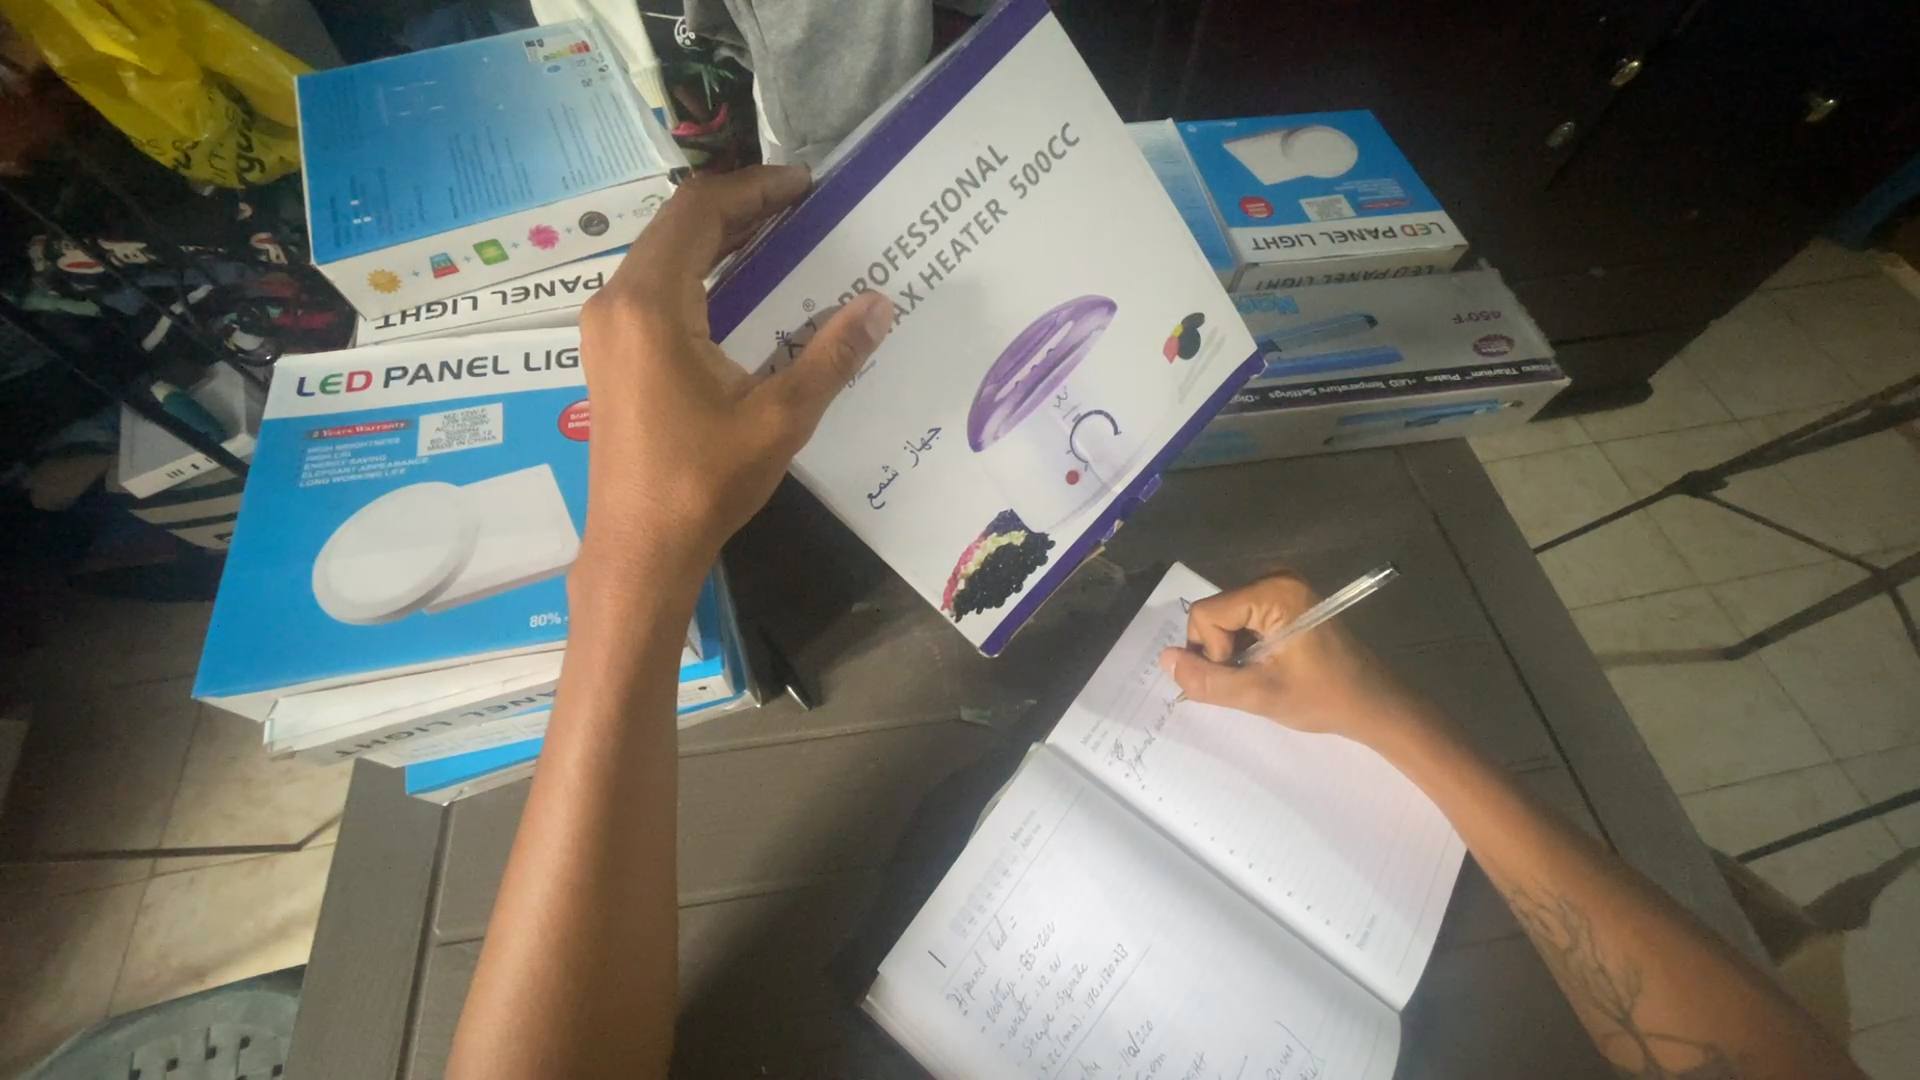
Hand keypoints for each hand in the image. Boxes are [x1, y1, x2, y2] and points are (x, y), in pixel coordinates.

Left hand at [575, 166, 896, 593]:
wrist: (642, 547)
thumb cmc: (706, 481)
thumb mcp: (782, 417)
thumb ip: (832, 355)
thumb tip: (880, 306)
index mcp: (651, 305)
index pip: (700, 211)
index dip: (756, 189)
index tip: (806, 186)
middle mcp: (615, 303)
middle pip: (677, 226)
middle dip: (741, 210)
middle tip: (801, 210)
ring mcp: (605, 330)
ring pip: (662, 257)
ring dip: (718, 242)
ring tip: (778, 242)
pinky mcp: (610, 356)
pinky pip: (655, 291)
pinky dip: (699, 276)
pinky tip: (738, 294)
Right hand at [1157, 573, 1436, 748]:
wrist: (1374, 704)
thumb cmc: (1323, 698)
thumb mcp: (1259, 696)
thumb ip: (1207, 680)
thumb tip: (1164, 659)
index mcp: (1273, 593)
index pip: (1204, 614)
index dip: (1210, 651)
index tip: (1243, 675)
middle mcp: (1274, 578)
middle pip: (1212, 613)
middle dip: (1219, 650)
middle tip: (1251, 677)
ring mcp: (1280, 586)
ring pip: (1222, 617)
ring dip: (1230, 650)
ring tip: (1262, 672)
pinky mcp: (1283, 598)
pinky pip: (1239, 617)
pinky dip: (1242, 644)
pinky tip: (1267, 663)